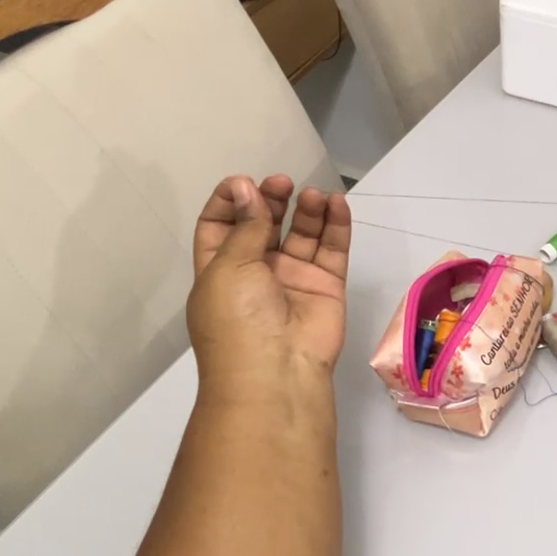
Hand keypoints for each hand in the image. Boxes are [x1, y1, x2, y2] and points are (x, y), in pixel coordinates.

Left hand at [188, 175, 351, 401]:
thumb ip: (246, 226)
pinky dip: (336, 226)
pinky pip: (332, 250)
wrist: (276, 372)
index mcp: (220, 270)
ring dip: (307, 210)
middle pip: (264, 224)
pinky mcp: (327, 286)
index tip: (242, 183)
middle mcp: (257, 271)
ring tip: (314, 194)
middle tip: (282, 183)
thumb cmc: (237, 320)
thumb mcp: (228, 268)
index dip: (229, 202)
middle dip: (271, 199)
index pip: (220, 226)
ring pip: (302, 234)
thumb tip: (247, 187)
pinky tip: (337, 204)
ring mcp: (294, 278)